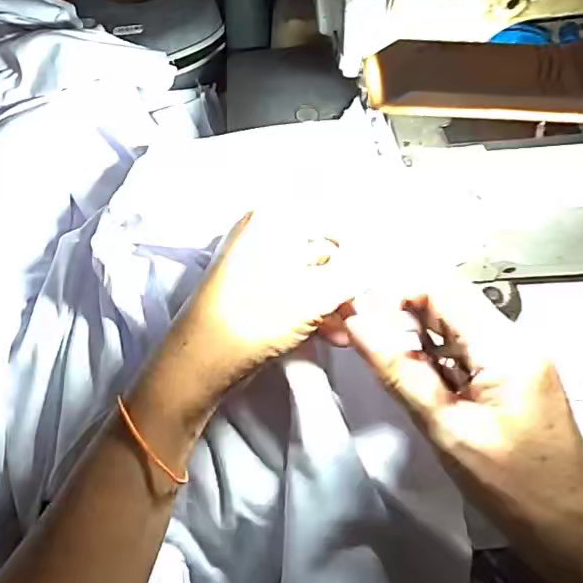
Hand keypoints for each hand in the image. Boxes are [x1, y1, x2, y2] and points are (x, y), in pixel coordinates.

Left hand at [132, 210, 357, 435]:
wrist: (199, 364)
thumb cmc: (255, 318)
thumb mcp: (316, 294)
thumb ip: (357, 273)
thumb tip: (382, 260)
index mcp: (275, 219)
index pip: (335, 220)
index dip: (362, 249)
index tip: (379, 276)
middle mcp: (265, 232)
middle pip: (325, 249)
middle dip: (350, 282)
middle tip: (367, 307)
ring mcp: (259, 262)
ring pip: (313, 275)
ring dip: (337, 302)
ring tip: (351, 328)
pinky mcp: (256, 291)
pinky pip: (297, 292)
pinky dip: (317, 310)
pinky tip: (335, 335)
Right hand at [339, 282, 582, 556]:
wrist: (575, 532)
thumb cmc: (514, 488)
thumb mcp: (448, 431)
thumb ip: (400, 372)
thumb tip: (358, 325)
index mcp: (505, 345)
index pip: (441, 287)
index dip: (394, 293)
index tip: (359, 317)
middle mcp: (516, 338)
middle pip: (449, 300)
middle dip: (402, 312)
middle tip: (362, 338)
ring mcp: (520, 356)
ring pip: (457, 324)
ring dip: (418, 335)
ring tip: (384, 360)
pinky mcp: (517, 375)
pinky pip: (470, 348)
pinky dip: (439, 356)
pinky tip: (418, 378)